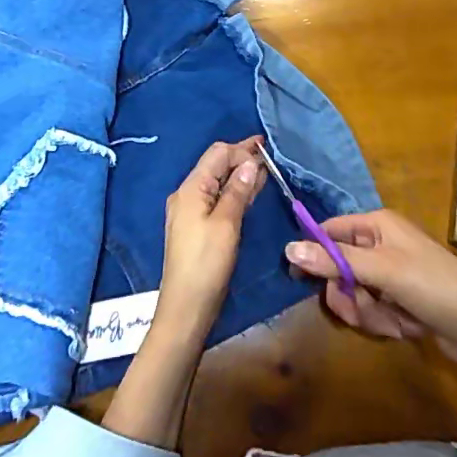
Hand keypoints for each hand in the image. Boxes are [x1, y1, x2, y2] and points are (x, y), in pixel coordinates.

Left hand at [157, 138, 266, 332]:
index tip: (267, 151)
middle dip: (241, 159)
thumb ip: (237, 191)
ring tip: (265, 171)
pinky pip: (217, 199)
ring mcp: (190, 211)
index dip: (241, 150)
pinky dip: (234, 193)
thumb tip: (250, 164)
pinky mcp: (197, 227)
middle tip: (270, 158)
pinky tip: (250, 193)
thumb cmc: (206, 263)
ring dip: (239, 176)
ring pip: (217, 183)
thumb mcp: (226, 224)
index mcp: (191, 189)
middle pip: (216, 166)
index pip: (217, 154)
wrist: (186, 306)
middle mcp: (187, 194)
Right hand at [285, 209, 456, 347]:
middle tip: (363, 305)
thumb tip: (288, 249)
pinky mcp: (398, 300)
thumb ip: (334, 260)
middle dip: (348, 293)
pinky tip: (402, 327)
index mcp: (377, 225)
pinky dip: (382, 321)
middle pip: (337, 267)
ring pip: (353, 293)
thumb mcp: (382, 270)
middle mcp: (380, 244)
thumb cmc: (433, 286)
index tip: (297, 279)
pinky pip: (371, 309)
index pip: (329, 231)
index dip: (313, 253)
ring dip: (366, 311)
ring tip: (392, 320)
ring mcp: (390, 274)